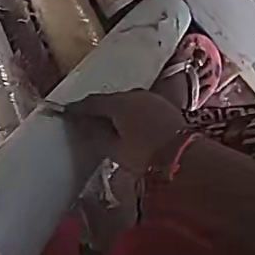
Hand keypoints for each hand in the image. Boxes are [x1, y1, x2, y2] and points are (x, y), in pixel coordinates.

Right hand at [63, 90, 189, 175]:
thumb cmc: (146, 156)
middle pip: (109, 100)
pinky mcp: (165, 107)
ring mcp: (152, 99)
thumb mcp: (115, 149)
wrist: (188, 159)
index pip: (91, 102)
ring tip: (106, 125)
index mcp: (119, 103)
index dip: (77, 109)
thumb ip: (96, 135)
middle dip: (97, 110)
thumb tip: (83, 125)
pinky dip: (129, 114)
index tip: (66, 113)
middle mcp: (135, 95)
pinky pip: (139, 107)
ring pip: (126, 102)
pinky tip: (126, 126)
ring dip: (115, 112)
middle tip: (85, 121)